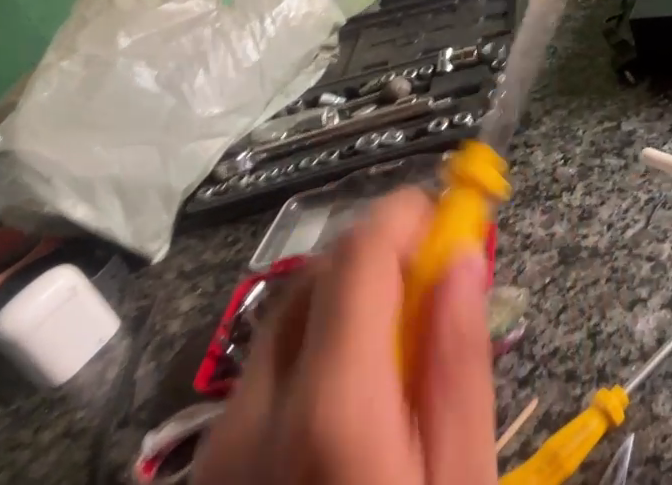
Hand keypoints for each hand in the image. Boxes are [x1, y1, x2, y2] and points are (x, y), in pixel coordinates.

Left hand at [193, 189, 497, 484]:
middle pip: (317, 278)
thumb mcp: (462, 474)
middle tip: (441, 275)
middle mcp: (256, 414)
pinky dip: (319, 344)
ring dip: (350, 296)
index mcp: (332, 410)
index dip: (407, 215)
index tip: (453, 213)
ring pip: (287, 320)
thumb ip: (457, 361)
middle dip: (383, 254)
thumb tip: (461, 259)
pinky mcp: (209, 467)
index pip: (357, 258)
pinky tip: (360, 389)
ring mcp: (220, 445)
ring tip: (407, 333)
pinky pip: (267, 369)